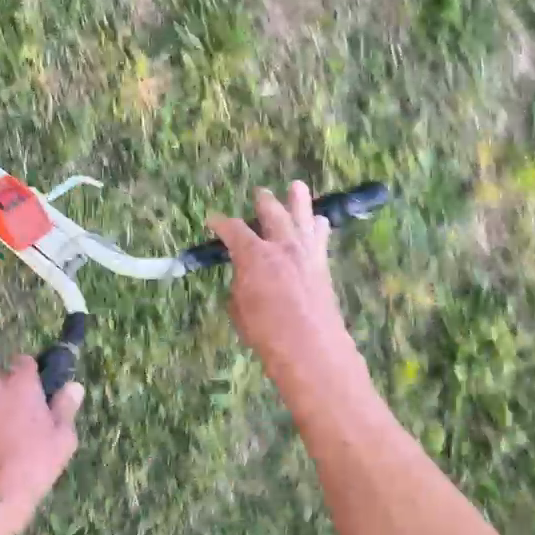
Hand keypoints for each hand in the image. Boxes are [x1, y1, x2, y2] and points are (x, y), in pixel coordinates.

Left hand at [0, 357, 82, 534]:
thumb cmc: (36, 462)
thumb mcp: (63, 437)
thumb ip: (66, 406)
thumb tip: (73, 386)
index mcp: (21, 383)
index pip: (25, 362)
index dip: (31, 374)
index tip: (36, 391)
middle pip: (2, 381)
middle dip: (10, 394)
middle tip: (21, 421)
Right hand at [208, 182, 366, 393]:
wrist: (311, 347)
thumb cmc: (264, 329)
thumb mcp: (238, 305)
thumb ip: (241, 281)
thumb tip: (247, 276)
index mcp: (254, 254)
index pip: (233, 229)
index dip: (220, 223)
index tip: (212, 221)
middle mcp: (282, 247)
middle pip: (272, 215)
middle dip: (264, 202)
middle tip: (260, 193)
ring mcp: (306, 255)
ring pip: (303, 219)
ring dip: (299, 202)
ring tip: (297, 187)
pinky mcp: (322, 268)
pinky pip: (320, 239)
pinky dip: (317, 227)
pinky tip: (319, 222)